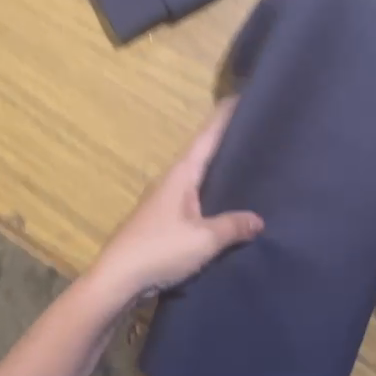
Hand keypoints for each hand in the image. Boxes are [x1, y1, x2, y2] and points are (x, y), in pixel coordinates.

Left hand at [85, 100, 264, 305]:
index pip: (206, 136)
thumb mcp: (204, 239)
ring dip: (217, 168)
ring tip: (246, 164)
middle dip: (225, 140)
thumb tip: (259, 219)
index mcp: (181, 174)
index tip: (241, 96)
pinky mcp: (162, 220)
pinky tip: (223, 203)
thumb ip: (233, 226)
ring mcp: (164, 200)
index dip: (223, 116)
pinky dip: (210, 193)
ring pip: (197, 176)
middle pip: (201, 153)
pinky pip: (193, 197)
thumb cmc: (160, 250)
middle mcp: (171, 180)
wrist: (117, 280)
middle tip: (254, 130)